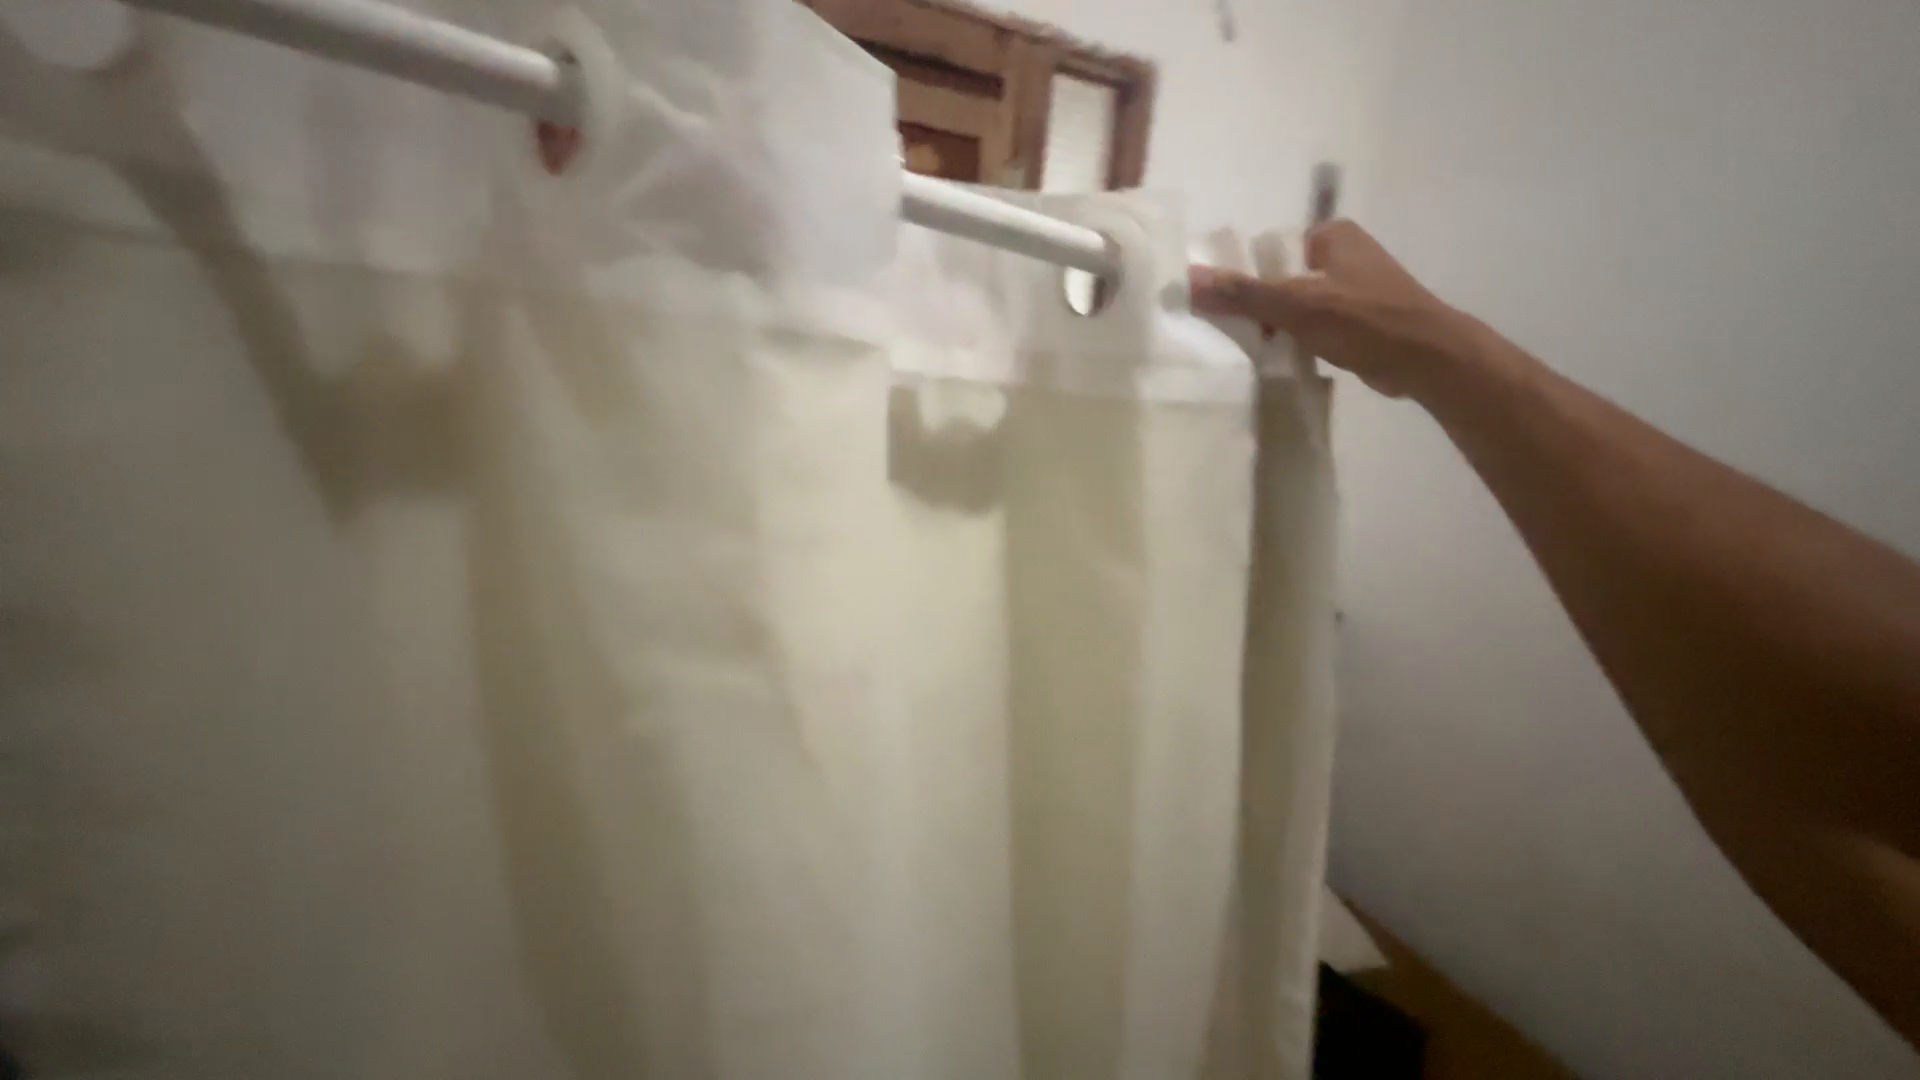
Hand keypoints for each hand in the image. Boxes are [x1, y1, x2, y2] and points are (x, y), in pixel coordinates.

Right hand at [1189, 221, 1471, 399]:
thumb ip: (1243, 293)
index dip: (1248, 278)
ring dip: (1282, 326)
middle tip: (1245, 334)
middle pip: (1283, 278)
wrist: (1425, 358)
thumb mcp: (1295, 304)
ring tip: (1265, 348)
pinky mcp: (1364, 318)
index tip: (1232, 309)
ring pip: (1300, 304)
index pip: (1272, 249)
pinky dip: (1303, 338)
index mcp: (1333, 235)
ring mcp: (1357, 287)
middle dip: (1263, 306)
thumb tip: (1190, 279)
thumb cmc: (1362, 320)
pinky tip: (1291, 357)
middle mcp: (1346, 254)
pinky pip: (1318, 324)